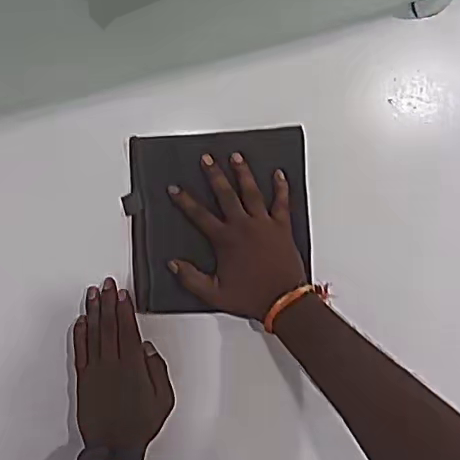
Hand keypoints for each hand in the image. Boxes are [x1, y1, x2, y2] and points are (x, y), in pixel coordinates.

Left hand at [73, 278, 174, 449]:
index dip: (124, 308)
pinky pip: (80, 350)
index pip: (127, 328)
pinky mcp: (83, 378)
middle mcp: (112, 363)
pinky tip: (81, 321)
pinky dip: (80, 333)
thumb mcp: (163, 399)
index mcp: (132, 366)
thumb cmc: (139, 425)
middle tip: (106, 284)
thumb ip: (157, 370)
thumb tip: (147, 349)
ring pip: (93, 332)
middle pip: (109, 324)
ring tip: (92, 294)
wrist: (113, 447)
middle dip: (108, 301)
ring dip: (93, 310)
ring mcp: (95, 369)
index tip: (122, 293)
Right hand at [166, 152, 308, 320]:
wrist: (284, 301)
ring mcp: (264, 224)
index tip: (176, 189)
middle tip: (207, 159)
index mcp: (225, 240)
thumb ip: (191, 278)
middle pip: (225, 193)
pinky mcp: (282, 227)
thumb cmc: (252, 297)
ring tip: (236, 157)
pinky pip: (281, 202)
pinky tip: (279, 174)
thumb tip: (174, 265)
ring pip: (251, 191)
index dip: (185, 200)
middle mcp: (243, 226)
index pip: (199, 214)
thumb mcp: (214, 294)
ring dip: (243, 172)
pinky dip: (281, 187)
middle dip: (214, 174)